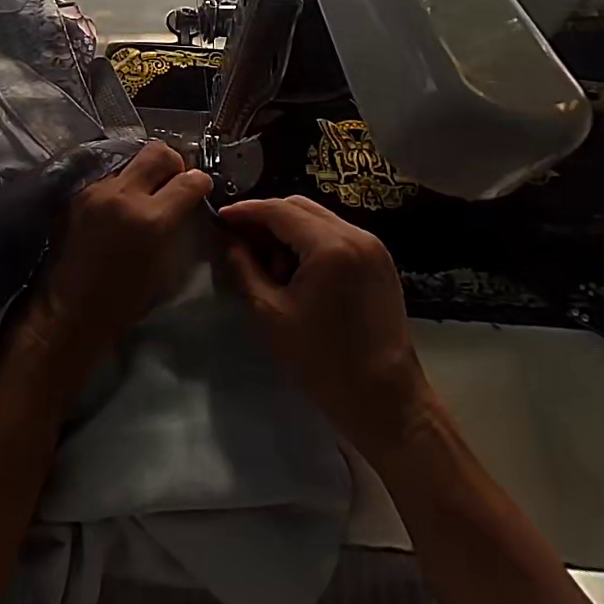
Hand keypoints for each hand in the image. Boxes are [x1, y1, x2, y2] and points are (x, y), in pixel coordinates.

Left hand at [20, 141, 213, 374]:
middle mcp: (124, 196)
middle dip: (173, 163)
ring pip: (131, 161)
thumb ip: (177, 224)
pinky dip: (121, 186)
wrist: (71, 310)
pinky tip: (119, 207)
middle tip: (173, 181)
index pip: (189, 180)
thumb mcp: (166, 264)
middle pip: (158, 152)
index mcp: (152, 219)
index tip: (199, 188)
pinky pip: (109, 177)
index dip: (200, 182)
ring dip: (143, 174)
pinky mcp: (78, 195)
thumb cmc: (125, 299)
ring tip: (143, 197)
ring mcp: (96, 191)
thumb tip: (186, 201)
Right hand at [220, 195, 431, 453]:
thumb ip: (244, 268)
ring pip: (318, 219)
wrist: (384, 397)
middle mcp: (356, 234)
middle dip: (266, 219)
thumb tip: (227, 240)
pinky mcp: (379, 260)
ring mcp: (373, 246)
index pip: (279, 210)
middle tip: (239, 241)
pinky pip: (336, 235)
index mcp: (330, 246)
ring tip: (268, 264)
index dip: (245, 211)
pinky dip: (310, 242)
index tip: (220, 218)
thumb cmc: (322, 360)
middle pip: (300, 207)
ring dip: (288, 231)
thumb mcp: (270, 313)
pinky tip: (295, 270)